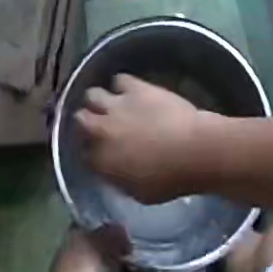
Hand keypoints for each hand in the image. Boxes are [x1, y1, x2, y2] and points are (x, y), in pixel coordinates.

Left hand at [39, 227, 136, 271]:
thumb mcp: (101, 244)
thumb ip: (113, 231)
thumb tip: (121, 228)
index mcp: (72, 242)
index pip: (90, 223)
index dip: (108, 218)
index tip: (127, 216)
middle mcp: (77, 263)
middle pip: (106, 247)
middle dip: (123, 247)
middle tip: (139, 243)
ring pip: (115, 271)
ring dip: (129, 271)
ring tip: (142, 266)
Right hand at [74, 74, 222, 202]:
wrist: (192, 149)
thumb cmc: (169, 179)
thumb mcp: (137, 192)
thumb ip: (117, 177)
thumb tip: (113, 169)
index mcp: (101, 161)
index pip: (81, 153)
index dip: (87, 149)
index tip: (94, 149)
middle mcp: (102, 131)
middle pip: (79, 119)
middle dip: (86, 120)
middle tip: (97, 123)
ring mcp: (117, 106)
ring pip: (92, 94)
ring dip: (99, 99)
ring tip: (109, 103)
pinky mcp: (136, 87)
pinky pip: (119, 79)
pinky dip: (122, 84)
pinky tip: (130, 90)